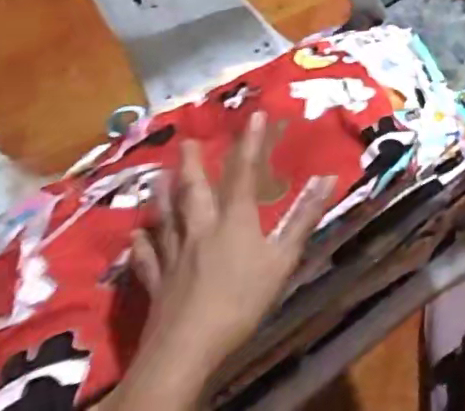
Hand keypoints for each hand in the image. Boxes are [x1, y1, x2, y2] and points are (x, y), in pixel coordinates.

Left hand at [108, 112, 336, 410]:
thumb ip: (304, 218)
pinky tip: (136, 235)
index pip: (244, 173)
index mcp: (234, 221)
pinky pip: (147, 257)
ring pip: (166, 218)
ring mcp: (174, 256)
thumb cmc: (242, 301)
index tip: (255, 116)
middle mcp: (201, 229)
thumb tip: (327, 178)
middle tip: (185, 142)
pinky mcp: (156, 282)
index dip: (251, 144)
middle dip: (192, 164)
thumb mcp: (283, 260)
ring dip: (162, 195)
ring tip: (157, 176)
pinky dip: (142, 244)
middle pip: (194, 191)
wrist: (186, 348)